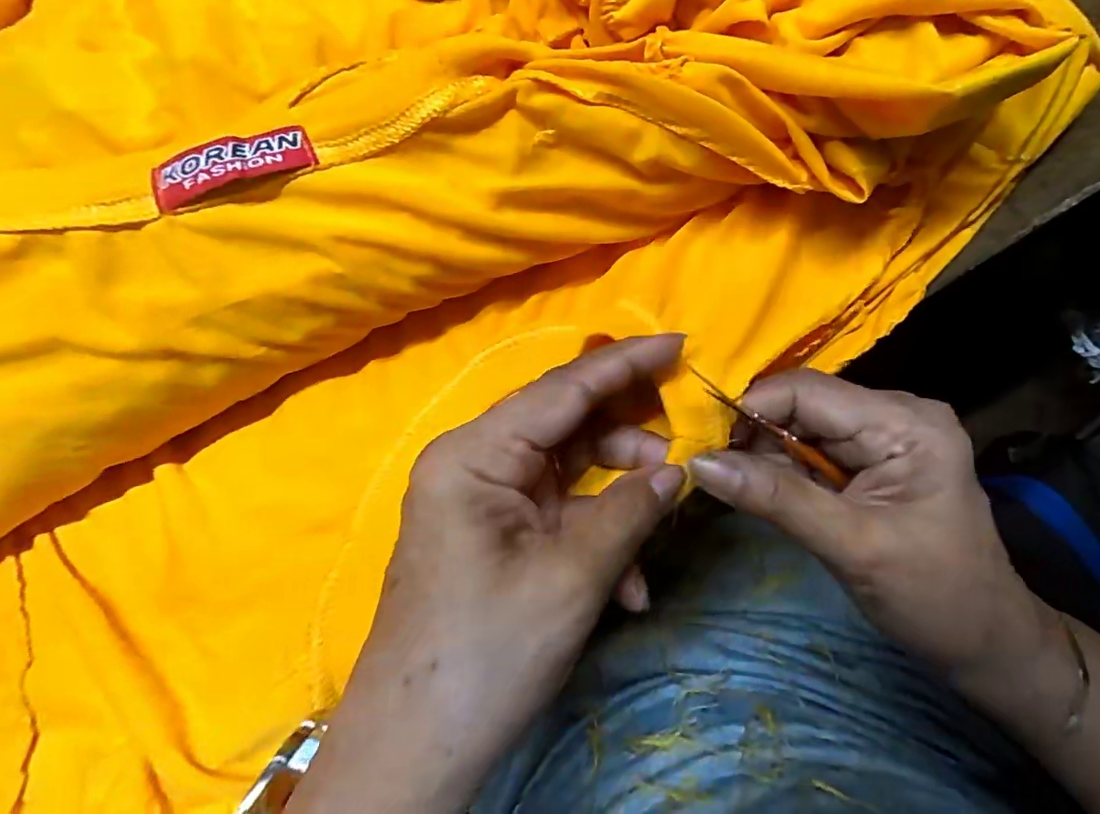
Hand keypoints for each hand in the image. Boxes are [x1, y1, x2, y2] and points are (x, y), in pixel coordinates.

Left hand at [290, 334, 687, 813]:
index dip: (626, 363)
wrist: (415, 756)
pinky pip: (565, 510)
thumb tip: (679, 470)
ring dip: (623, 494)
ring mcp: (489, 499)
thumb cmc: (485, 654)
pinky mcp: (501, 532)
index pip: (564, 388)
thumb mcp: (572, 576)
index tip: (679, 343)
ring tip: (661, 520)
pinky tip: (630, 585)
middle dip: (630, 434)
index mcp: (476, 455)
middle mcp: (478, 463)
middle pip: (569, 422)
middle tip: (684, 433)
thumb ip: (631, 509)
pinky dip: (603, 532)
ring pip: (574, 468)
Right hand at [687, 370, 1081, 720]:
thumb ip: (777, 499)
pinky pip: (823, 447)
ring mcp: (892, 432)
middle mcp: (900, 412)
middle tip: (713, 468)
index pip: (811, 391)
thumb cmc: (933, 597)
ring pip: (810, 425)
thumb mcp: (852, 547)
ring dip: (770, 451)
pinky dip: (791, 466)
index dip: (753, 408)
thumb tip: (702, 463)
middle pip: (808, 404)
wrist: (986, 640)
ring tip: (734, 481)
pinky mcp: (882, 456)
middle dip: (758, 432)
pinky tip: (767, 487)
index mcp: (907, 422)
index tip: (705, 442)